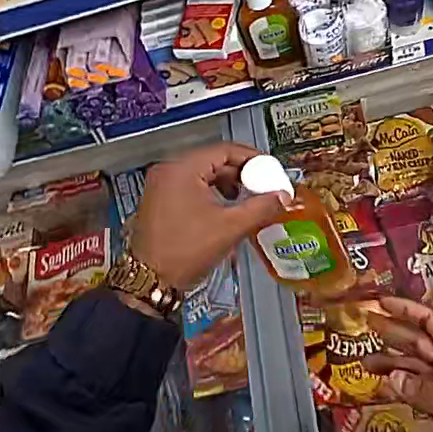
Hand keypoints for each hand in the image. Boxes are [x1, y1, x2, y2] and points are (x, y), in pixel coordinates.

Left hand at [126, 142, 289, 292]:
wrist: (149, 282)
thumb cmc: (187, 250)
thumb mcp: (229, 227)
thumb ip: (260, 207)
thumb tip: (283, 196)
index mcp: (183, 168)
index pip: (225, 150)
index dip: (251, 158)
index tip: (270, 169)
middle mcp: (168, 168)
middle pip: (212, 159)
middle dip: (239, 172)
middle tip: (260, 185)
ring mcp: (160, 183)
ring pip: (201, 172)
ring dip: (225, 182)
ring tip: (244, 198)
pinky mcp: (157, 198)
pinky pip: (189, 184)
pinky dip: (208, 190)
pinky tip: (222, 207)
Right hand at [365, 296, 432, 431]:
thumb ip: (421, 391)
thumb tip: (389, 378)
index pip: (430, 321)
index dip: (406, 309)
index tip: (381, 302)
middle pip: (418, 342)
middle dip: (392, 334)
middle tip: (363, 329)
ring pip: (415, 368)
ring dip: (392, 364)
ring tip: (364, 364)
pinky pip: (418, 392)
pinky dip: (401, 389)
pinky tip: (382, 389)